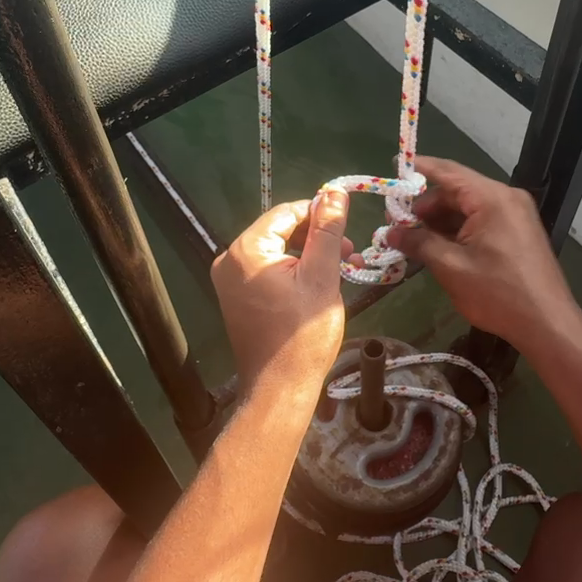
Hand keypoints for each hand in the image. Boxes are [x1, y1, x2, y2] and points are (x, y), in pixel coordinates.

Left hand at [211, 188, 352, 394]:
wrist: (279, 390)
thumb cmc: (303, 334)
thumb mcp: (322, 276)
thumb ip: (327, 231)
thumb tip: (334, 191)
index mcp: (246, 249)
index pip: (286, 212)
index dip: (319, 213)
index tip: (349, 226)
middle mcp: (230, 260)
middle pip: (280, 230)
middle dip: (317, 237)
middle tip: (351, 254)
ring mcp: (230, 281)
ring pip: (278, 251)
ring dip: (310, 255)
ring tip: (343, 269)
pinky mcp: (237, 298)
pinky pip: (268, 270)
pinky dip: (295, 271)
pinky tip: (320, 282)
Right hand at [390, 156, 580, 350]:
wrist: (548, 325)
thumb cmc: (499, 293)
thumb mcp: (451, 267)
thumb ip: (419, 243)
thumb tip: (390, 233)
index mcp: (491, 198)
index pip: (448, 171)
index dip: (418, 168)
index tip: (393, 167)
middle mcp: (505, 198)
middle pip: (455, 190)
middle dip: (424, 206)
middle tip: (395, 223)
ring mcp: (513, 215)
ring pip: (466, 208)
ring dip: (438, 221)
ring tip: (410, 239)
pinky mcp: (515, 233)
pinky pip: (479, 221)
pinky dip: (456, 230)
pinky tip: (435, 246)